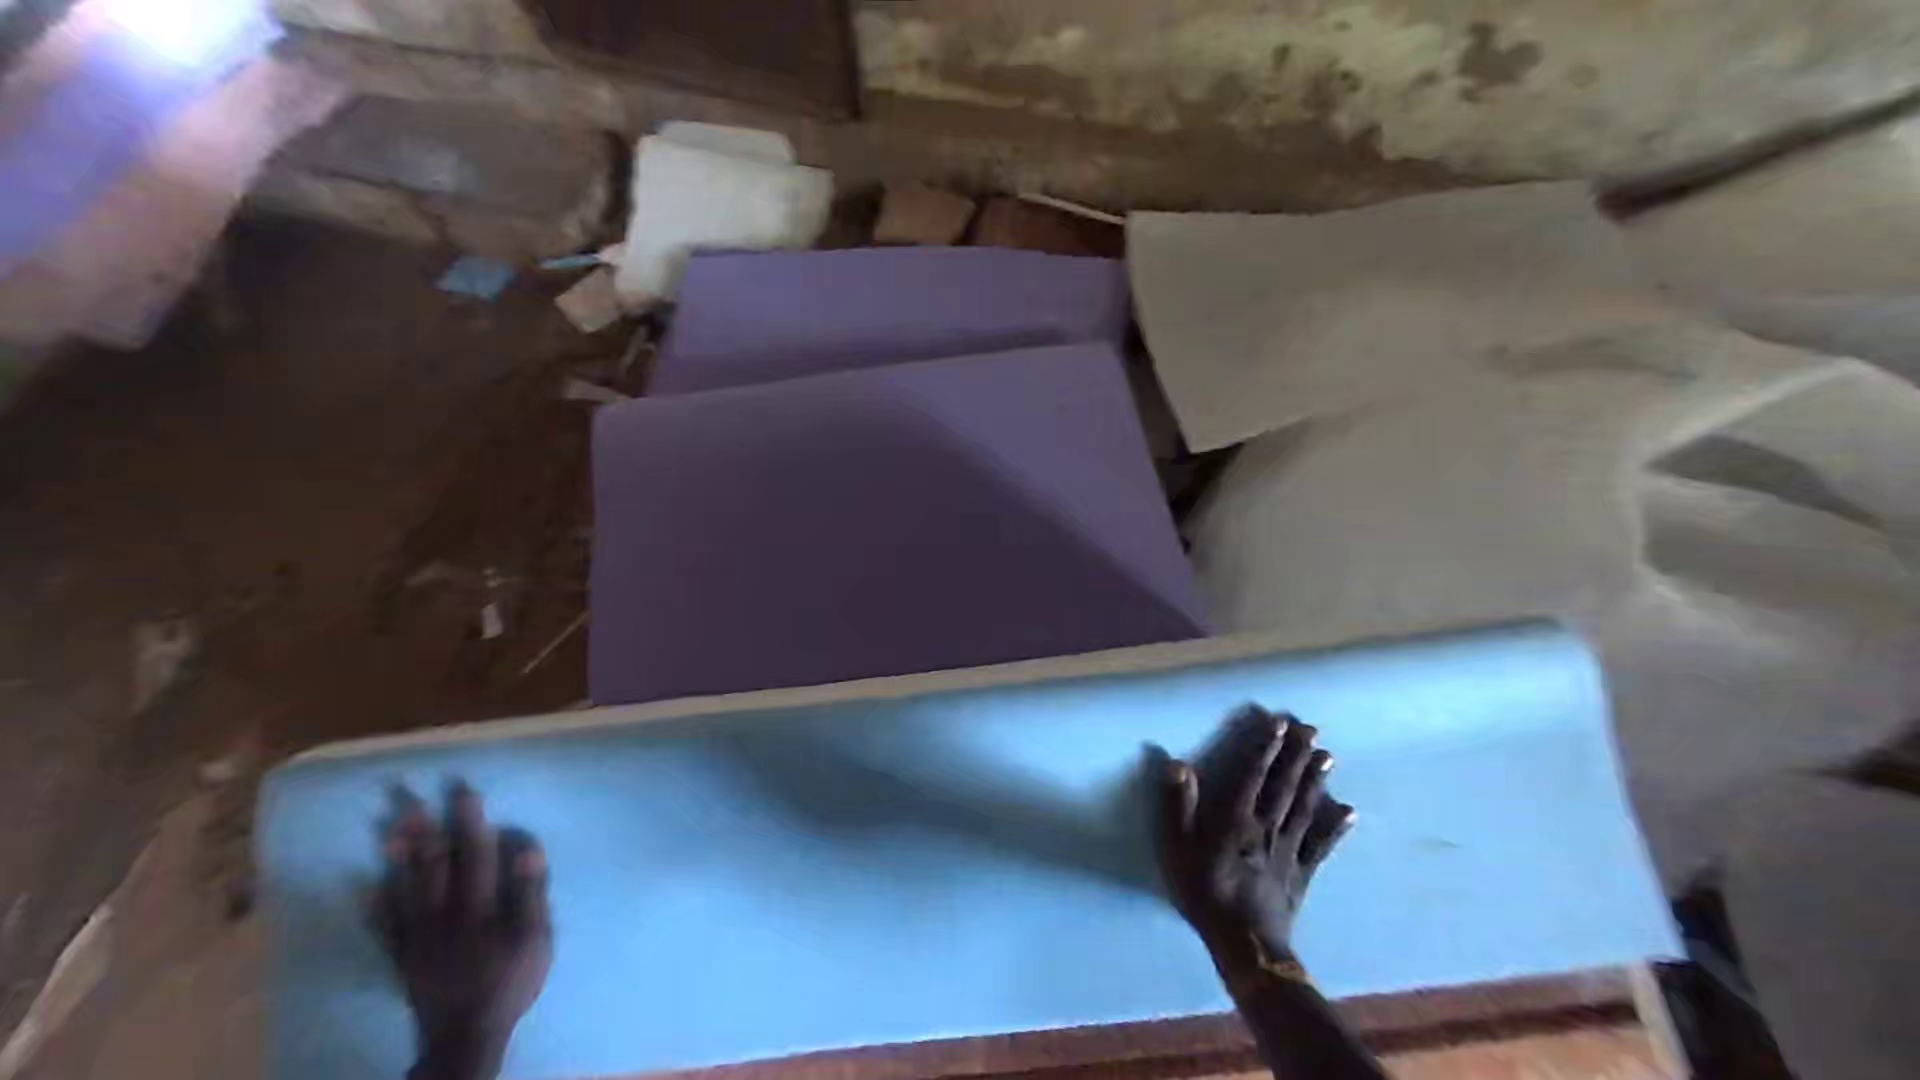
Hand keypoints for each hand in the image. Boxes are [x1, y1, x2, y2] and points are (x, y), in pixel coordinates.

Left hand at [375, 782, 552, 1079]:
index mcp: (478, 905)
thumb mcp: (535, 937)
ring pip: (407, 887)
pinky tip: (372, 883)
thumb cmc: (510, 980)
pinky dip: (378, 901)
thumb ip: (530, 892)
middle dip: (427, 829)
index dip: (470, 821)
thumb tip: (525, 848)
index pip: (475, 853)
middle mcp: (444, 912)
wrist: (466, 1035)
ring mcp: (419, 934)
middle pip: (434, 864)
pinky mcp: (404, 955)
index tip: (464, 791)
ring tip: (394, 827)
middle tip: (414, 797)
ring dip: (401, 856)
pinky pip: (386, 923)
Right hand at [1152, 707, 1353, 975]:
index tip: (1278, 722)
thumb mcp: (1178, 849)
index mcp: (1236, 819)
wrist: (1244, 945)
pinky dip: (1335, 827)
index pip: (1253, 775)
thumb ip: (1179, 806)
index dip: (1265, 747)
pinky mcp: (1303, 873)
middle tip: (1311, 729)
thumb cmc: (1205, 892)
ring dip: (1316, 780)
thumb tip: (1178, 764)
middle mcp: (1267, 826)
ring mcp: (1289, 849)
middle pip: (1284, 785)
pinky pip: (1321, 845)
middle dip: (1296, 755)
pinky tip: (1349, 812)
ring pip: (1305, 807)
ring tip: (1328, 755)